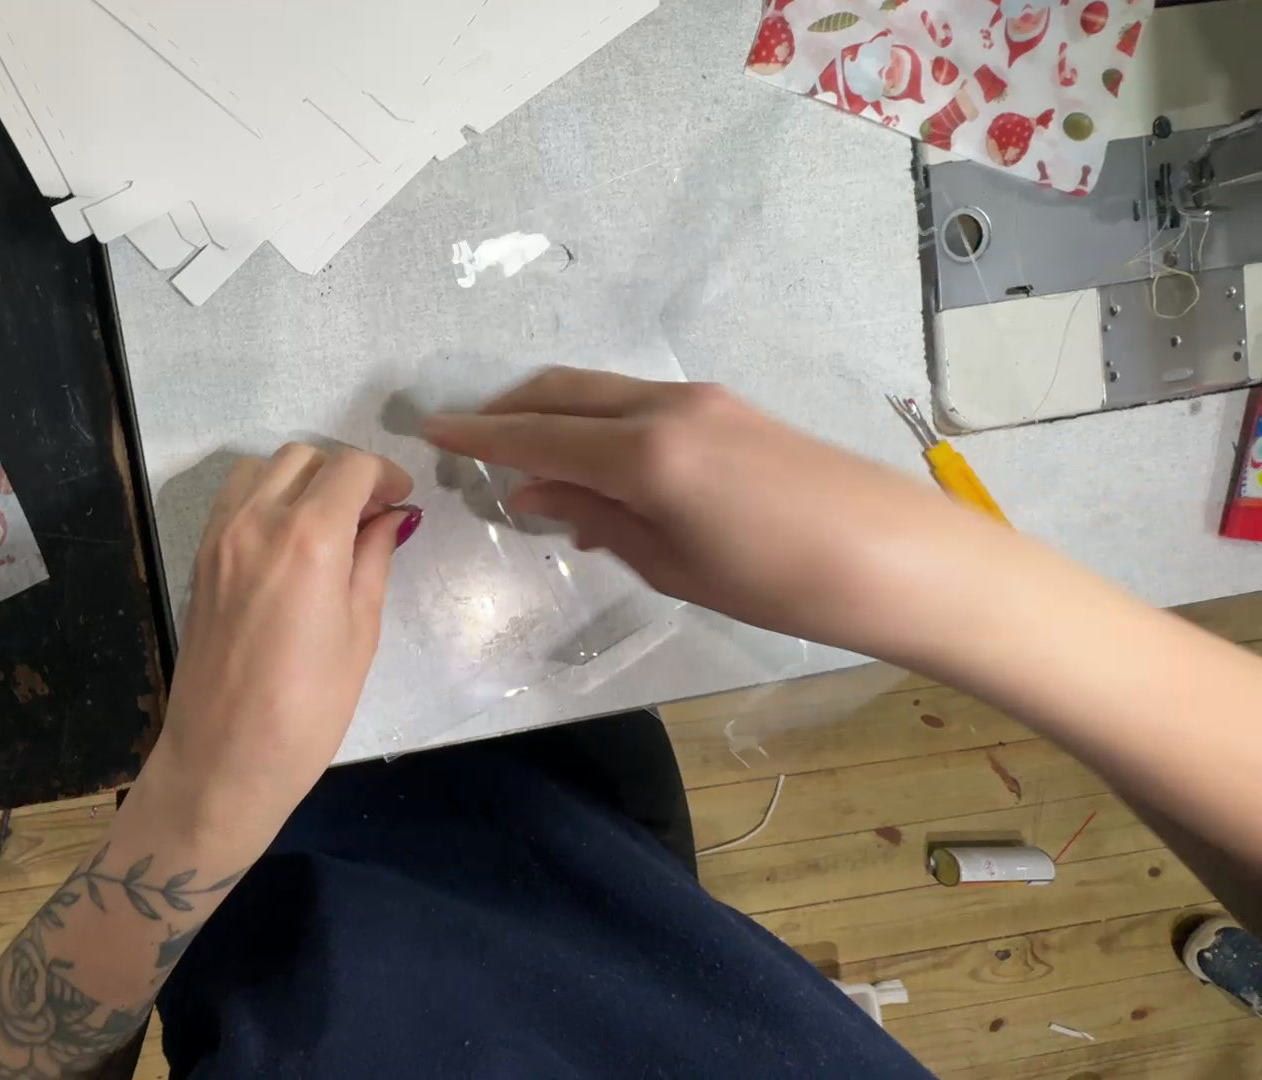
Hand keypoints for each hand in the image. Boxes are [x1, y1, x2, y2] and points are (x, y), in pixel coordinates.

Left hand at [141, 444, 417, 846]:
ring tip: (326, 521)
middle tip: (370, 514)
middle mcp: (256, 520)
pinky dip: (265, 495)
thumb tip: (392, 517)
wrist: (222, 756)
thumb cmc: (308, 708)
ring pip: (263, 468)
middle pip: (305, 457)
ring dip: (301, 478)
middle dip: (345, 473)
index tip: (401, 501)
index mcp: (307, 538)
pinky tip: (286, 537)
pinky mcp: (199, 556)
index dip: (385, 474)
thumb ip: (374, 559)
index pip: (350, 466)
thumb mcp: (360, 632)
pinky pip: (233, 497)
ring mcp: (219, 536)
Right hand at [422, 367, 1017, 661]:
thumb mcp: (667, 563)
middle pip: (561, 392)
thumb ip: (592, 516)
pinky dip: (593, 424)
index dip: (478, 435)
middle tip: (467, 437)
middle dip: (506, 409)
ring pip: (596, 391)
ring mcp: (699, 399)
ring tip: (522, 457)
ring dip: (550, 414)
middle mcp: (664, 408)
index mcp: (643, 454)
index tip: (429, 429)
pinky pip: (633, 404)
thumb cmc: (778, 583)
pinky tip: (591, 466)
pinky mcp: (725, 407)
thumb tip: (532, 493)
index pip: (537, 436)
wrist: (909, 562)